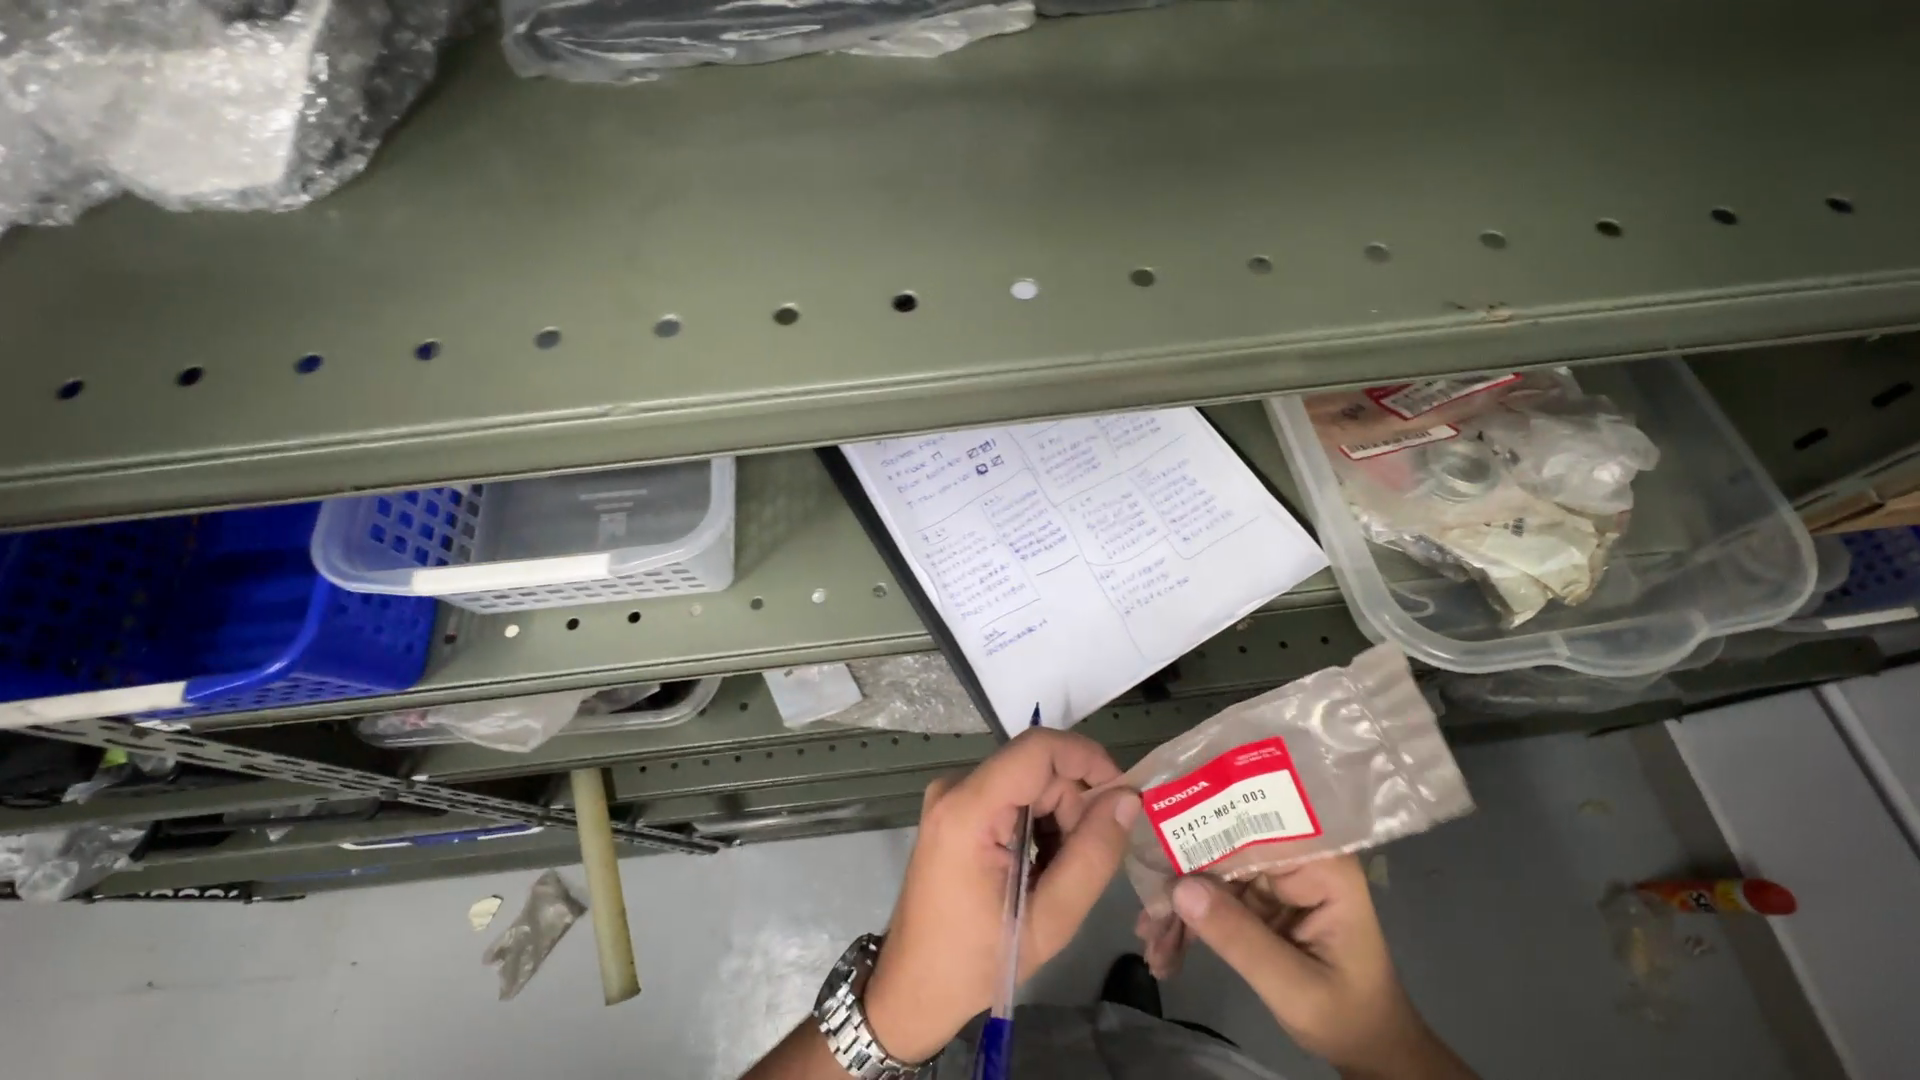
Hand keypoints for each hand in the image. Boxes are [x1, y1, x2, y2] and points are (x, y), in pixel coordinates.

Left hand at [862, 728, 1141, 1063]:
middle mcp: (955, 788)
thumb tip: (1128, 798)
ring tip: (1055, 874)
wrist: (914, 985)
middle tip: (1083, 863)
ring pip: (1030, 781)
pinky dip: (1038, 823)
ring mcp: (951, 795)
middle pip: (1038, 768)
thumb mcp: (1049, 920)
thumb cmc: (976, 960)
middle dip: (1075, 806)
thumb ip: (1092, 856)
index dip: (1087, 759)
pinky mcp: (955, 807)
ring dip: (1058, 819)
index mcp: (968, 810)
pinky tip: (1036, 867)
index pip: (1038, 748)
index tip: (1124, 796)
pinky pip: (1013, 795)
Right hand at [1155, 857, 1475, 1079]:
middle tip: (1144, 912)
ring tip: (1150, 944)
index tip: (1153, 842)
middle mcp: (1297, 857)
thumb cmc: (1347, 1017)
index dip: (1201, 829)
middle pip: (1224, 846)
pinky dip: (1188, 922)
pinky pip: (1212, 896)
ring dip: (1178, 906)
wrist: (1369, 1050)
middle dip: (1181, 879)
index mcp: (1321, 863)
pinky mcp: (1260, 897)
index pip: (1253, 827)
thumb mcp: (1294, 988)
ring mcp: (1276, 877)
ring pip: (1210, 871)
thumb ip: (1239, 938)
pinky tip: (1164, 950)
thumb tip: (1179, 888)